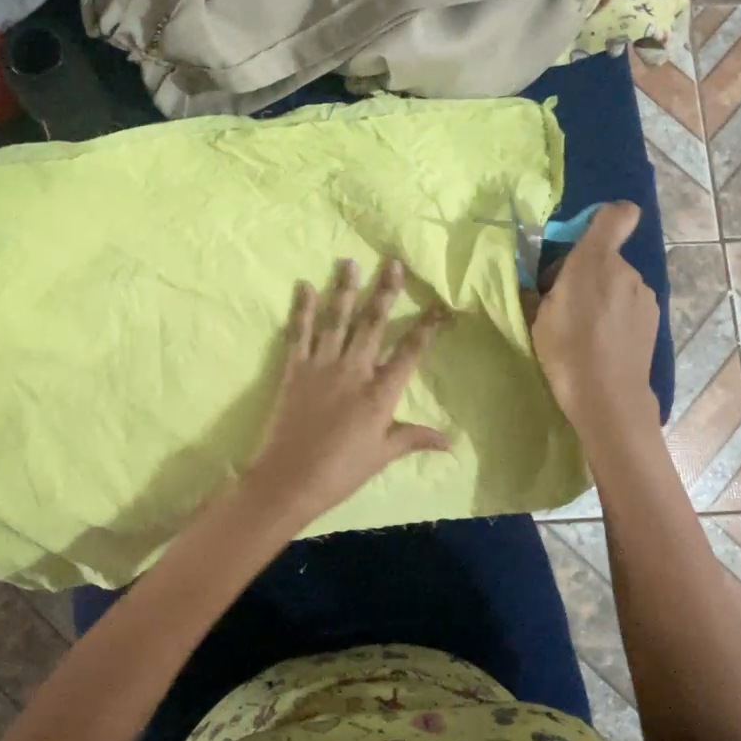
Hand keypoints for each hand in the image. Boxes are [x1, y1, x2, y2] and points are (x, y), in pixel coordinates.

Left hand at [244, 258, 451, 521]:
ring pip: (337, 319)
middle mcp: (354, 370)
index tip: (440, 304)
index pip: (410, 351)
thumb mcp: (382, 455)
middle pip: (373, 323)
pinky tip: (305, 286)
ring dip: (344, 289)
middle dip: (385, 291)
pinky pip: (299, 333)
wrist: (289, 478)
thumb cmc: (341, 471)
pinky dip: (302, 309)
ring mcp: (322, 366)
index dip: (426, 326)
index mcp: (380, 392)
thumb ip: (413, 438)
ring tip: (349, 262)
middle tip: (392, 263)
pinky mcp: (294, 369)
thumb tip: (451, 441)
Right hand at [529, 202, 660, 433]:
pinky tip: (600, 341)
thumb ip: (542, 288)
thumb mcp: (537, 316)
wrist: (609, 397)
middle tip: (561, 304)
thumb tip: (542, 283)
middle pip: (603, 256)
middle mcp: (625, 270)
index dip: (605, 217)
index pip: (616, 215)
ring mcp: (644, 295)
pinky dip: (613, 314)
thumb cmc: (566, 351)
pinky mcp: (652, 319)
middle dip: (582, 272)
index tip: (583, 238)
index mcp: (594, 261)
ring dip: (598, 295)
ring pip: (615, 282)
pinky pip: (627, 303)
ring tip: (581, 329)